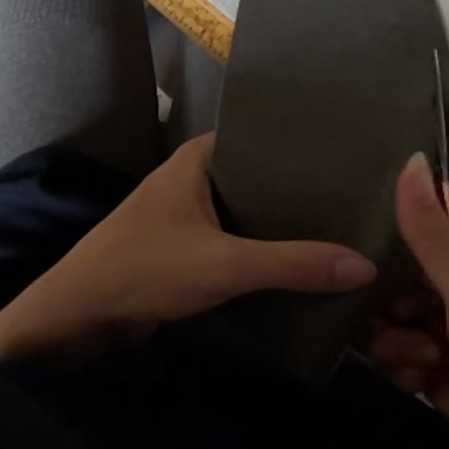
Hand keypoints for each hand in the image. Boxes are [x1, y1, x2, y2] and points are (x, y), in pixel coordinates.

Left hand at [0, 133, 376, 350]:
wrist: (83, 311)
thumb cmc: (147, 267)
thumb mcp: (224, 264)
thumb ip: (290, 263)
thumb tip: (364, 264)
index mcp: (195, 159)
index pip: (255, 137)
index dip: (295, 144)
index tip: (344, 155)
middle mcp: (190, 178)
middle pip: (253, 176)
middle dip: (295, 189)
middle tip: (354, 198)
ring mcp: (185, 214)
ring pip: (243, 211)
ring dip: (278, 223)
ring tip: (339, 228)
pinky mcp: (183, 248)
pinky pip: (231, 239)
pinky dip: (259, 248)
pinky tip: (296, 263)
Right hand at [369, 154, 448, 448]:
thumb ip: (436, 238)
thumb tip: (409, 161)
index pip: (414, 213)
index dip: (384, 223)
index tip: (354, 239)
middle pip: (386, 264)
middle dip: (382, 295)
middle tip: (396, 316)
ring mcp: (436, 319)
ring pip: (378, 308)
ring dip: (391, 337)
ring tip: (421, 359)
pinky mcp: (422, 355)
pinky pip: (382, 345)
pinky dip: (396, 363)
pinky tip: (419, 379)